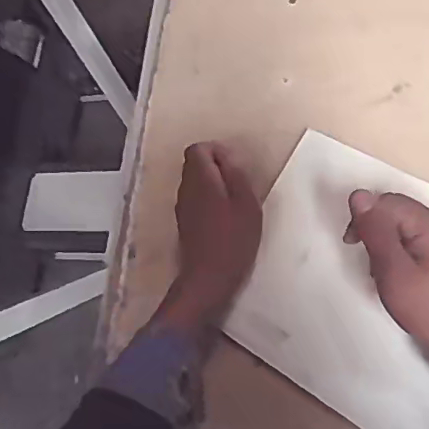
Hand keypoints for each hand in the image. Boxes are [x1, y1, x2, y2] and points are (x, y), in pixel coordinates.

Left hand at [154, 142, 263, 336]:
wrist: (208, 279)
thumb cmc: (233, 239)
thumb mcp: (246, 203)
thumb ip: (235, 175)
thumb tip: (227, 157)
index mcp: (200, 179)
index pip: (197, 149)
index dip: (217, 151)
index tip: (236, 167)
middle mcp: (185, 189)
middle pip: (194, 165)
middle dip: (216, 168)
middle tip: (240, 185)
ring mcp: (182, 208)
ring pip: (194, 184)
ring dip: (213, 186)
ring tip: (235, 203)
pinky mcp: (184, 224)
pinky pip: (195, 201)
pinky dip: (209, 202)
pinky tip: (225, 219)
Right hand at [344, 191, 428, 374]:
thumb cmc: (423, 306)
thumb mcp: (393, 269)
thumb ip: (375, 231)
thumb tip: (358, 194)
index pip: (388, 203)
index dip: (364, 217)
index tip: (351, 243)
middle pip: (395, 210)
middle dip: (373, 230)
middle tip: (366, 260)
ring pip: (398, 224)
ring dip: (381, 242)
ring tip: (379, 270)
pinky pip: (407, 238)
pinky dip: (393, 250)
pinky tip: (390, 272)